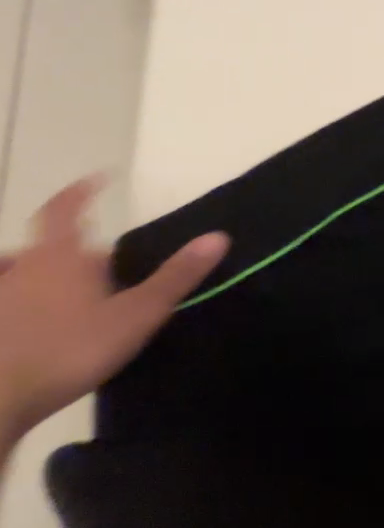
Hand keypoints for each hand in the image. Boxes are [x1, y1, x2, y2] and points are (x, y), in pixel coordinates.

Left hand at [0, 179, 227, 443]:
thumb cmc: (70, 348)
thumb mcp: (139, 312)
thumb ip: (177, 275)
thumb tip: (218, 236)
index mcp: (59, 259)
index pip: (63, 212)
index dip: (79, 193)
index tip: (99, 179)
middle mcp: (21, 271)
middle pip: (42, 248)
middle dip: (68, 249)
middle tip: (99, 262)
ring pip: (18, 276)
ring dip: (40, 277)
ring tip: (68, 294)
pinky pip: (8, 306)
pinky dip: (23, 306)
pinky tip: (40, 325)